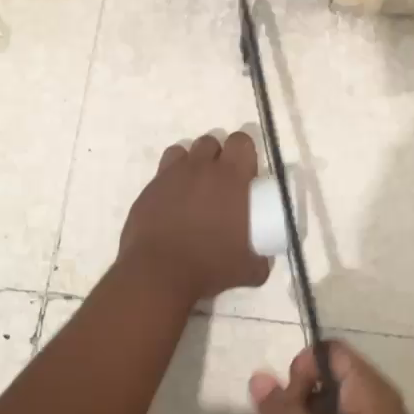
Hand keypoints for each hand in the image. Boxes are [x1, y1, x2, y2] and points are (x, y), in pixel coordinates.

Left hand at [117, 132, 271, 304]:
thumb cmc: (209, 266)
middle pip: (211, 142)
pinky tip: (172, 199)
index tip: (245, 172)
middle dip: (217, 155)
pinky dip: (170, 179)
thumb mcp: (248, 269)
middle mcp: (201, 168)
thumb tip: (263, 260)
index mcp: (232, 179)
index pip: (242, 141)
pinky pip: (163, 170)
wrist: (159, 272)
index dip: (244, 152)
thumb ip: (260, 260)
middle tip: (220, 181)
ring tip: (194, 186)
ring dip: (192, 162)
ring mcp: (172, 175)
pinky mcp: (150, 187)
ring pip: (184, 151)